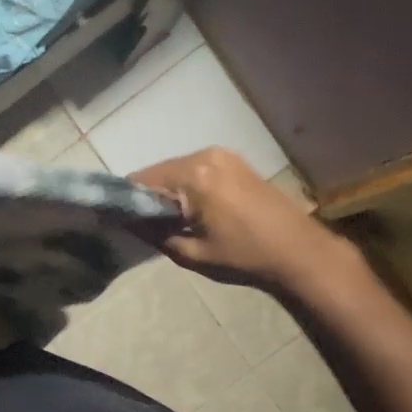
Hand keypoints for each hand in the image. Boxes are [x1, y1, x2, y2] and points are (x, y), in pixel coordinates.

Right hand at [131, 147, 356, 290]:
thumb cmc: (243, 256)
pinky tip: (184, 212)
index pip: (140, 181)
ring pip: (176, 171)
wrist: (298, 252)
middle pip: (157, 173)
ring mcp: (223, 155)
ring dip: (165, 193)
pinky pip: (195, 171)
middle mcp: (205, 155)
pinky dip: (184, 188)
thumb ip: (153, 233)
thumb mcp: (190, 253)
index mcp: (192, 176)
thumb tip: (126, 222)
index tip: (114, 221)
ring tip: (161, 221)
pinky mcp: (234, 162)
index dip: (123, 201)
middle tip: (137, 225)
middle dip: (144, 197)